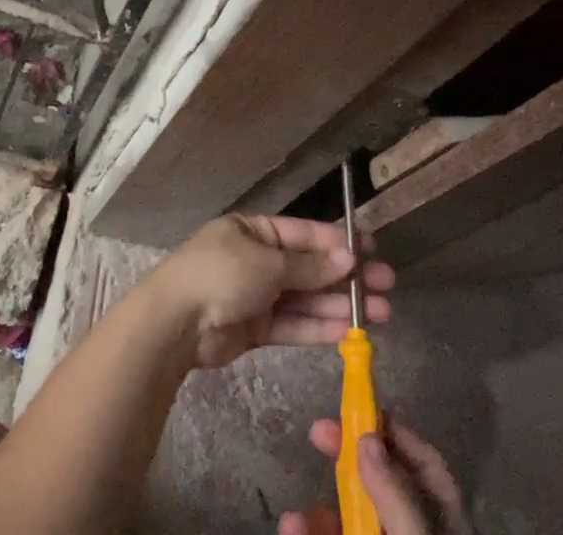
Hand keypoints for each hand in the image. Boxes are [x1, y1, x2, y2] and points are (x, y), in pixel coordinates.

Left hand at [147, 215, 394, 368]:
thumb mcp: (267, 262)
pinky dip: (320, 327)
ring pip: (305, 298)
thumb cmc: (220, 275)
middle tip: (386, 285)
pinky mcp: (256, 328)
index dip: (337, 241)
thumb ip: (309, 266)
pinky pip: (293, 324)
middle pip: (308, 267)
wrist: (177, 322)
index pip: (302, 233)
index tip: (373, 248)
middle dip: (345, 276)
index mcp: (251, 230)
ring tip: (380, 313)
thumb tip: (348, 257)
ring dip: (339, 305)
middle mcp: (255, 259)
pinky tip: (350, 331)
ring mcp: (255, 294)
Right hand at [279, 416, 470, 534]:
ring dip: (320, 512)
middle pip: (381, 485)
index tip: (358, 405)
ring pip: (352, 518)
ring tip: (295, 519)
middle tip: (317, 433)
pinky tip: (292, 527)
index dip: (393, 432)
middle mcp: (414, 527)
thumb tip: (366, 437)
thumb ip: (396, 494)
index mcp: (443, 520)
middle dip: (347, 459)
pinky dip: (309, 531)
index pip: (425, 464)